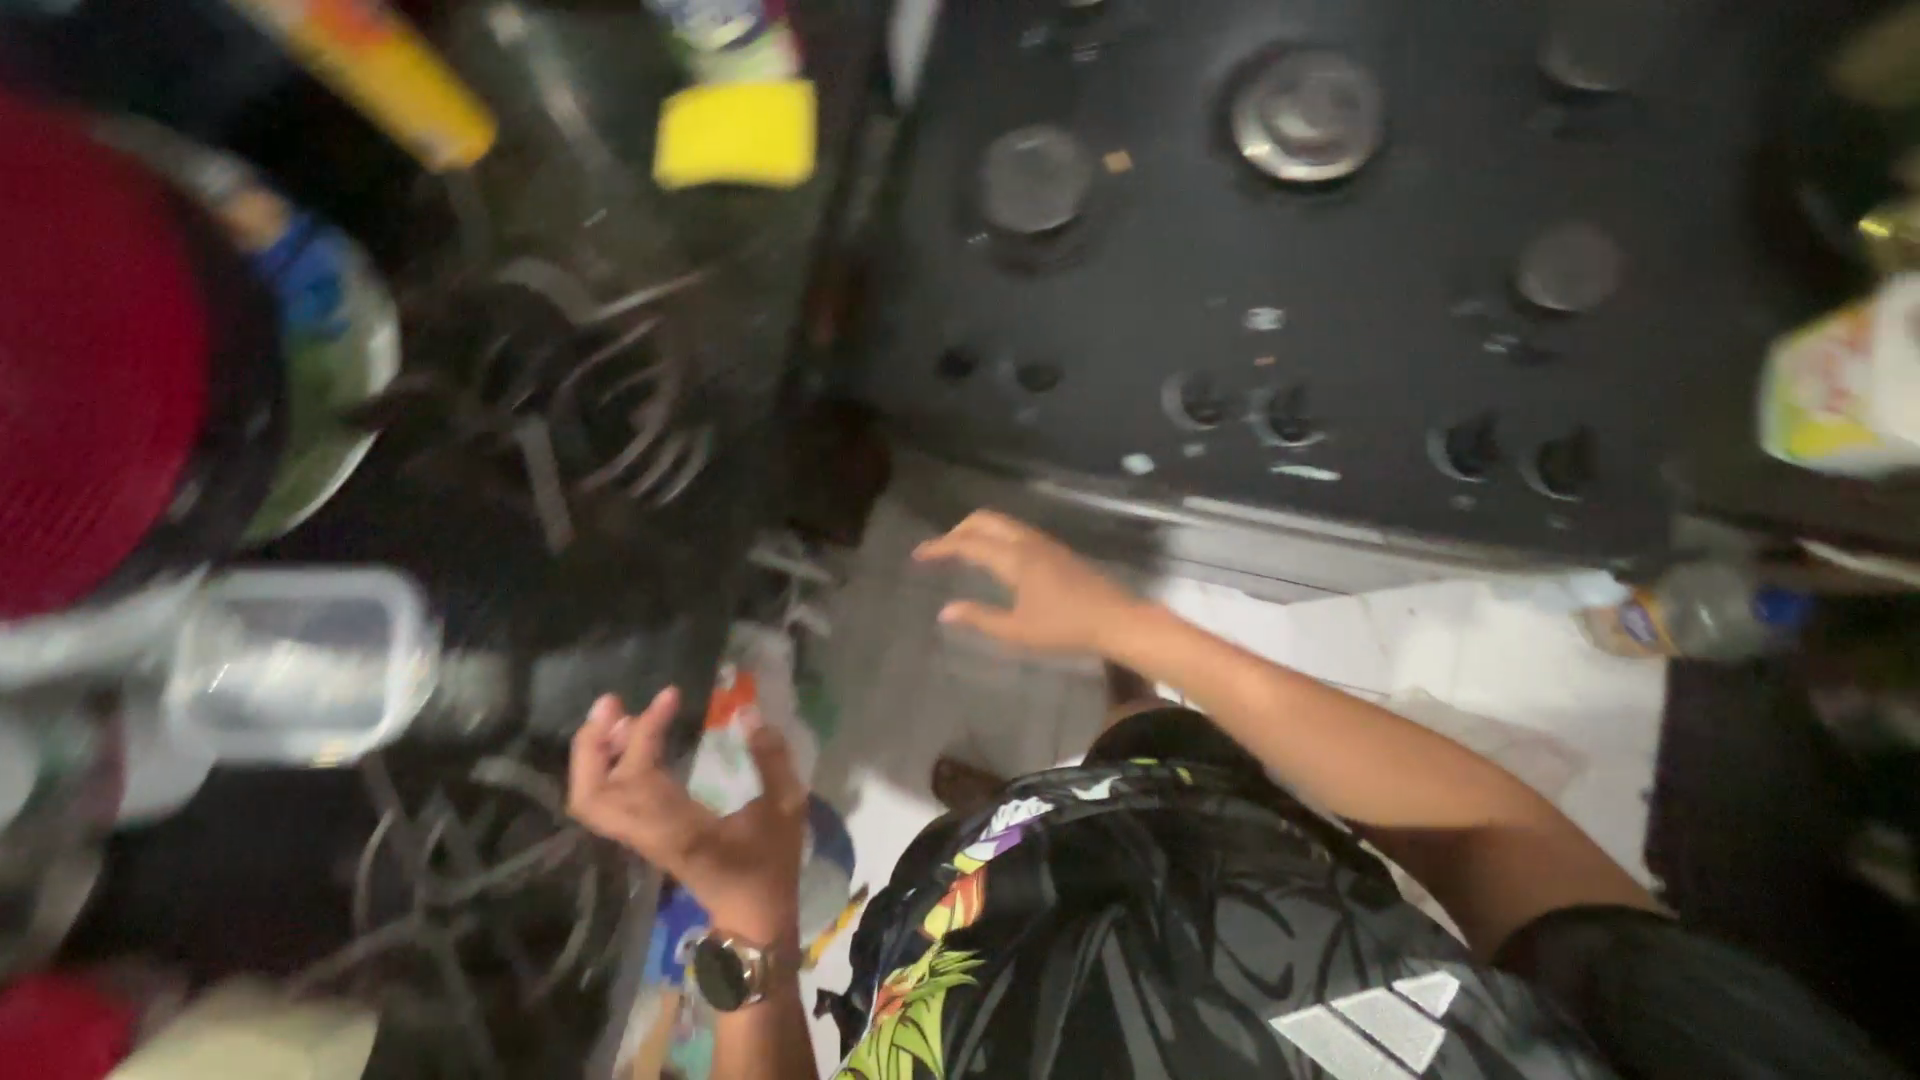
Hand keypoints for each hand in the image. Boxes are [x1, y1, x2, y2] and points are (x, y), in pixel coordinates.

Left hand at [568, 688, 806, 940]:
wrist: (753, 917)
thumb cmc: (771, 863)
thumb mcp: (787, 807)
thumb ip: (772, 759)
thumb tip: (750, 714)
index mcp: (679, 827)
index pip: (638, 775)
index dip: (646, 731)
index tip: (671, 696)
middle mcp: (649, 833)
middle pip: (591, 795)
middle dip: (592, 745)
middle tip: (613, 703)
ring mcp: (641, 838)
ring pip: (591, 800)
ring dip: (595, 756)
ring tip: (619, 716)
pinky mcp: (644, 837)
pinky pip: (607, 803)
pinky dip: (607, 769)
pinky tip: (632, 743)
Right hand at [913, 510, 1141, 653]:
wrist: (1116, 620)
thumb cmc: (1065, 629)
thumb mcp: (1017, 631)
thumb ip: (979, 618)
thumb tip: (945, 611)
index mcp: (1013, 559)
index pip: (967, 543)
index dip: (940, 547)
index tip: (918, 554)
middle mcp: (1027, 542)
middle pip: (984, 520)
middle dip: (957, 530)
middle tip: (939, 550)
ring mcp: (1044, 543)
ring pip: (1003, 523)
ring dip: (978, 530)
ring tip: (962, 552)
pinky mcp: (1056, 550)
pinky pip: (1016, 531)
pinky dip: (995, 535)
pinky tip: (995, 558)